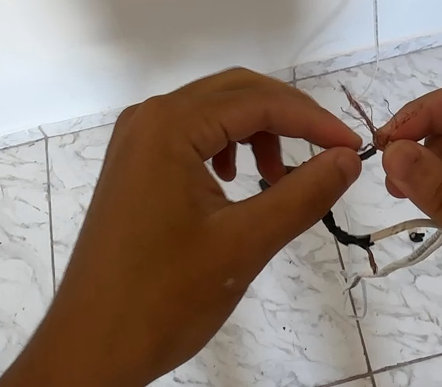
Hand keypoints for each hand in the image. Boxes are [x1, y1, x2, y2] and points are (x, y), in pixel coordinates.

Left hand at [0, 69, 364, 386]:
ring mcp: (137, 137)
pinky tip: (236, 183)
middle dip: (286, 117)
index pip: (257, 102)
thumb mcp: (244, 245)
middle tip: (328, 152)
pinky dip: (226, 145)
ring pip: (214, 110)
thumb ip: (302, 194)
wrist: (89, 349)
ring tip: (279, 179)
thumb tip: (349, 159)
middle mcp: (150, 116)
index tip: (353, 146)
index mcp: (170, 125)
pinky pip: (191, 132)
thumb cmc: (163, 297)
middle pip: (235, 93)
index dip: (312, 120)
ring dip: (256, 132)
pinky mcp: (134, 161)